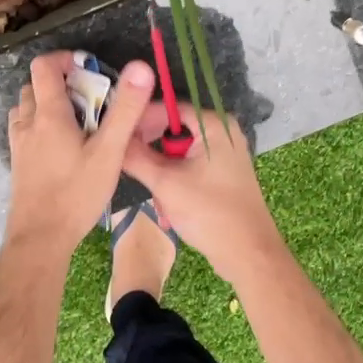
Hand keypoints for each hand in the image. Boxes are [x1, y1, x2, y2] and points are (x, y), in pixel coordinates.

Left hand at [4, 51, 155, 258]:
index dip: (65, 59)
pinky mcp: (18, 163)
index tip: (89, 69)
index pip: (44, 66)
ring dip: (49, 105)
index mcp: (48, 114)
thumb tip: (141, 68)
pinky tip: (63, 148)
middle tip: (92, 102)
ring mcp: (19, 144)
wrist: (40, 238)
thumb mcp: (109, 152)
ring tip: (78, 124)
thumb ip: (126, 109)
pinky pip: (25, 130)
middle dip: (62, 85)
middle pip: (35, 87)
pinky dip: (41, 127)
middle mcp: (28, 123)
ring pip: (27, 109)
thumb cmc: (76, 194)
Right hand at [122, 103, 283, 278]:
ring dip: (161, 173)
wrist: (248, 254)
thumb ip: (135, 157)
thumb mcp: (165, 183)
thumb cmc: (209, 213)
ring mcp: (225, 154)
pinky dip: (176, 182)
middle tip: (128, 164)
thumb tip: (113, 139)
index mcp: (214, 125)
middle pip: (173, 130)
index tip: (117, 134)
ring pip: (179, 152)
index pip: (168, 108)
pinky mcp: (223, 174)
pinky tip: (167, 207)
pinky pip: (191, 167)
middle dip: (151, 151)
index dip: (140, 119)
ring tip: (153, 196)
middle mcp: (222, 132)